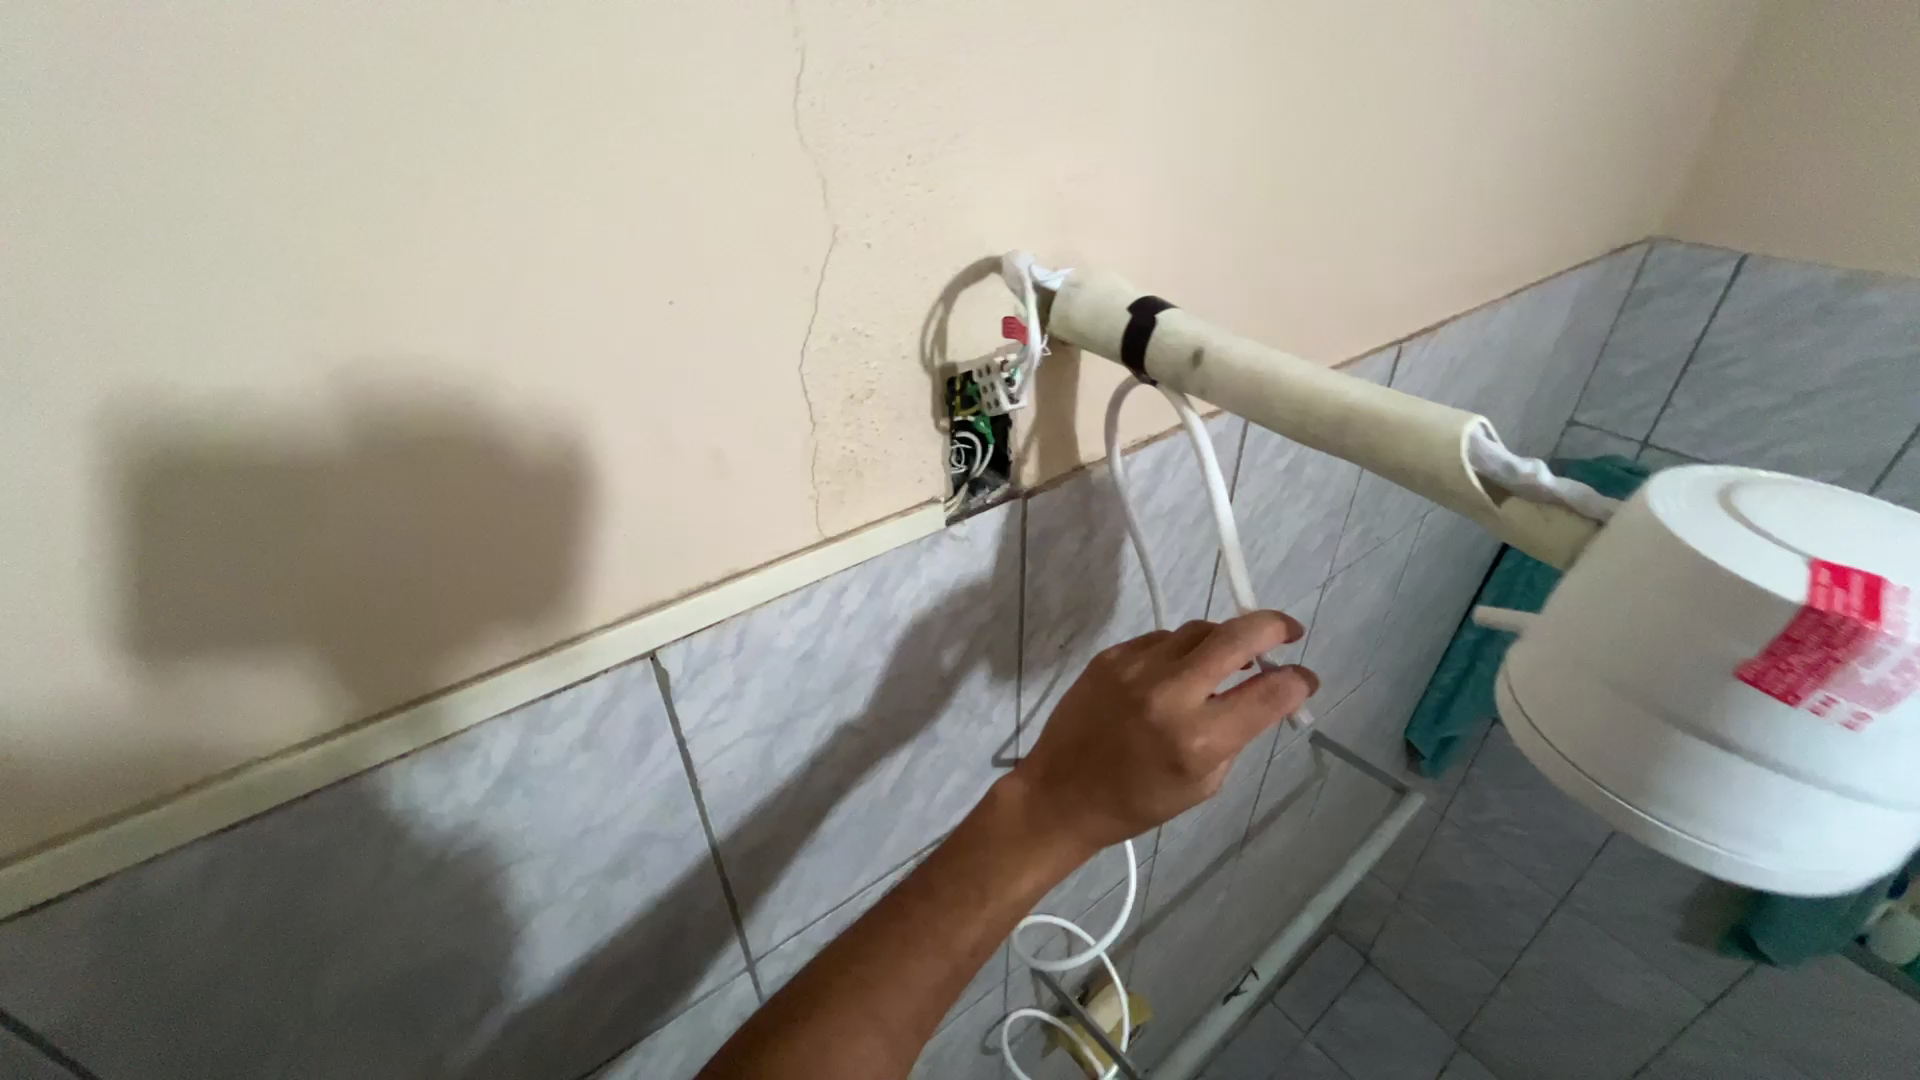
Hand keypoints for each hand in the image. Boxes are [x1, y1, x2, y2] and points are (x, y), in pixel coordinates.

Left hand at [1013, 611, 1318, 856]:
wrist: (1062, 792)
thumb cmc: (1138, 801)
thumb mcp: (1204, 783)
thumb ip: (1237, 732)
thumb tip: (1269, 690)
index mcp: (1199, 739)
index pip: (1270, 692)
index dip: (1299, 681)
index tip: (1305, 677)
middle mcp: (1169, 694)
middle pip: (1237, 636)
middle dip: (1272, 627)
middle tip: (1287, 631)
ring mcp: (1135, 668)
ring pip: (1197, 630)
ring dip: (1221, 640)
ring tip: (1226, 660)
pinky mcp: (1110, 656)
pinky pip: (1160, 639)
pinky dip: (1178, 651)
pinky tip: (1176, 672)